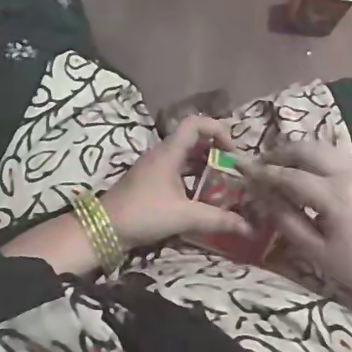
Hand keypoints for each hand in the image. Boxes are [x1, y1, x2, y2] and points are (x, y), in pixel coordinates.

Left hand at [103, 116, 255, 248]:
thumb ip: (217, 220)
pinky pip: (177, 171)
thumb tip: (249, 228)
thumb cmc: (143, 214)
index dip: (218, 130)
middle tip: (234, 170)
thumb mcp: (184, 216)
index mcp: (169, 152)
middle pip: (193, 139)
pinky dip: (192, 178)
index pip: (196, 123)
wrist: (102, 228)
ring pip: (185, 157)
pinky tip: (202, 198)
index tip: (233, 152)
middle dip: (216, 151)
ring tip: (224, 184)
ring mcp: (154, 167)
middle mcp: (162, 154)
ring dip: (205, 166)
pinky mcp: (150, 182)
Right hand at [236, 138, 351, 302]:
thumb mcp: (317, 252)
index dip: (264, 172)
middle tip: (260, 164)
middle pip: (306, 149)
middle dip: (279, 153)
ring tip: (278, 165)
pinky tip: (302, 172)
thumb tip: (265, 199)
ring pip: (322, 148)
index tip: (243, 170)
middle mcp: (348, 175)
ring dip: (297, 151)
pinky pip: (334, 156)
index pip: (290, 175)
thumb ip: (288, 221)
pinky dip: (313, 157)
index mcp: (335, 195)